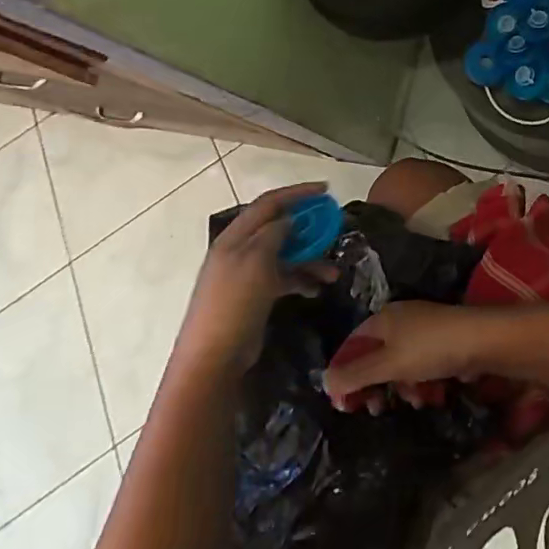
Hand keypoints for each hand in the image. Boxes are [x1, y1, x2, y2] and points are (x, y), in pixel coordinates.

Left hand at [178, 182, 336, 372]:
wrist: (214, 358)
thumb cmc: (234, 303)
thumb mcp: (256, 261)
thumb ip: (274, 233)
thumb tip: (289, 219)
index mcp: (235, 237)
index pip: (269, 203)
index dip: (297, 193)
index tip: (326, 190)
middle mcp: (241, 250)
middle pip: (279, 227)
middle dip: (309, 228)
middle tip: (334, 228)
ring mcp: (248, 274)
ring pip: (286, 255)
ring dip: (310, 259)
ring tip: (333, 273)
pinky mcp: (256, 294)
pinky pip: (285, 277)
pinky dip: (302, 280)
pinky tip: (317, 288)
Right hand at [322, 300, 492, 411]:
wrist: (483, 340)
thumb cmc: (430, 349)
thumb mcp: (388, 363)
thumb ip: (355, 374)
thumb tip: (323, 380)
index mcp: (384, 319)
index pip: (352, 345)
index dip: (344, 374)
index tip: (344, 405)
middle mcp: (402, 321)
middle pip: (376, 357)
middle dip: (375, 386)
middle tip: (375, 410)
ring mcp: (424, 333)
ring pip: (400, 366)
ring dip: (402, 388)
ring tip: (414, 400)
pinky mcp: (443, 345)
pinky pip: (423, 368)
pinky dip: (423, 383)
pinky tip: (431, 395)